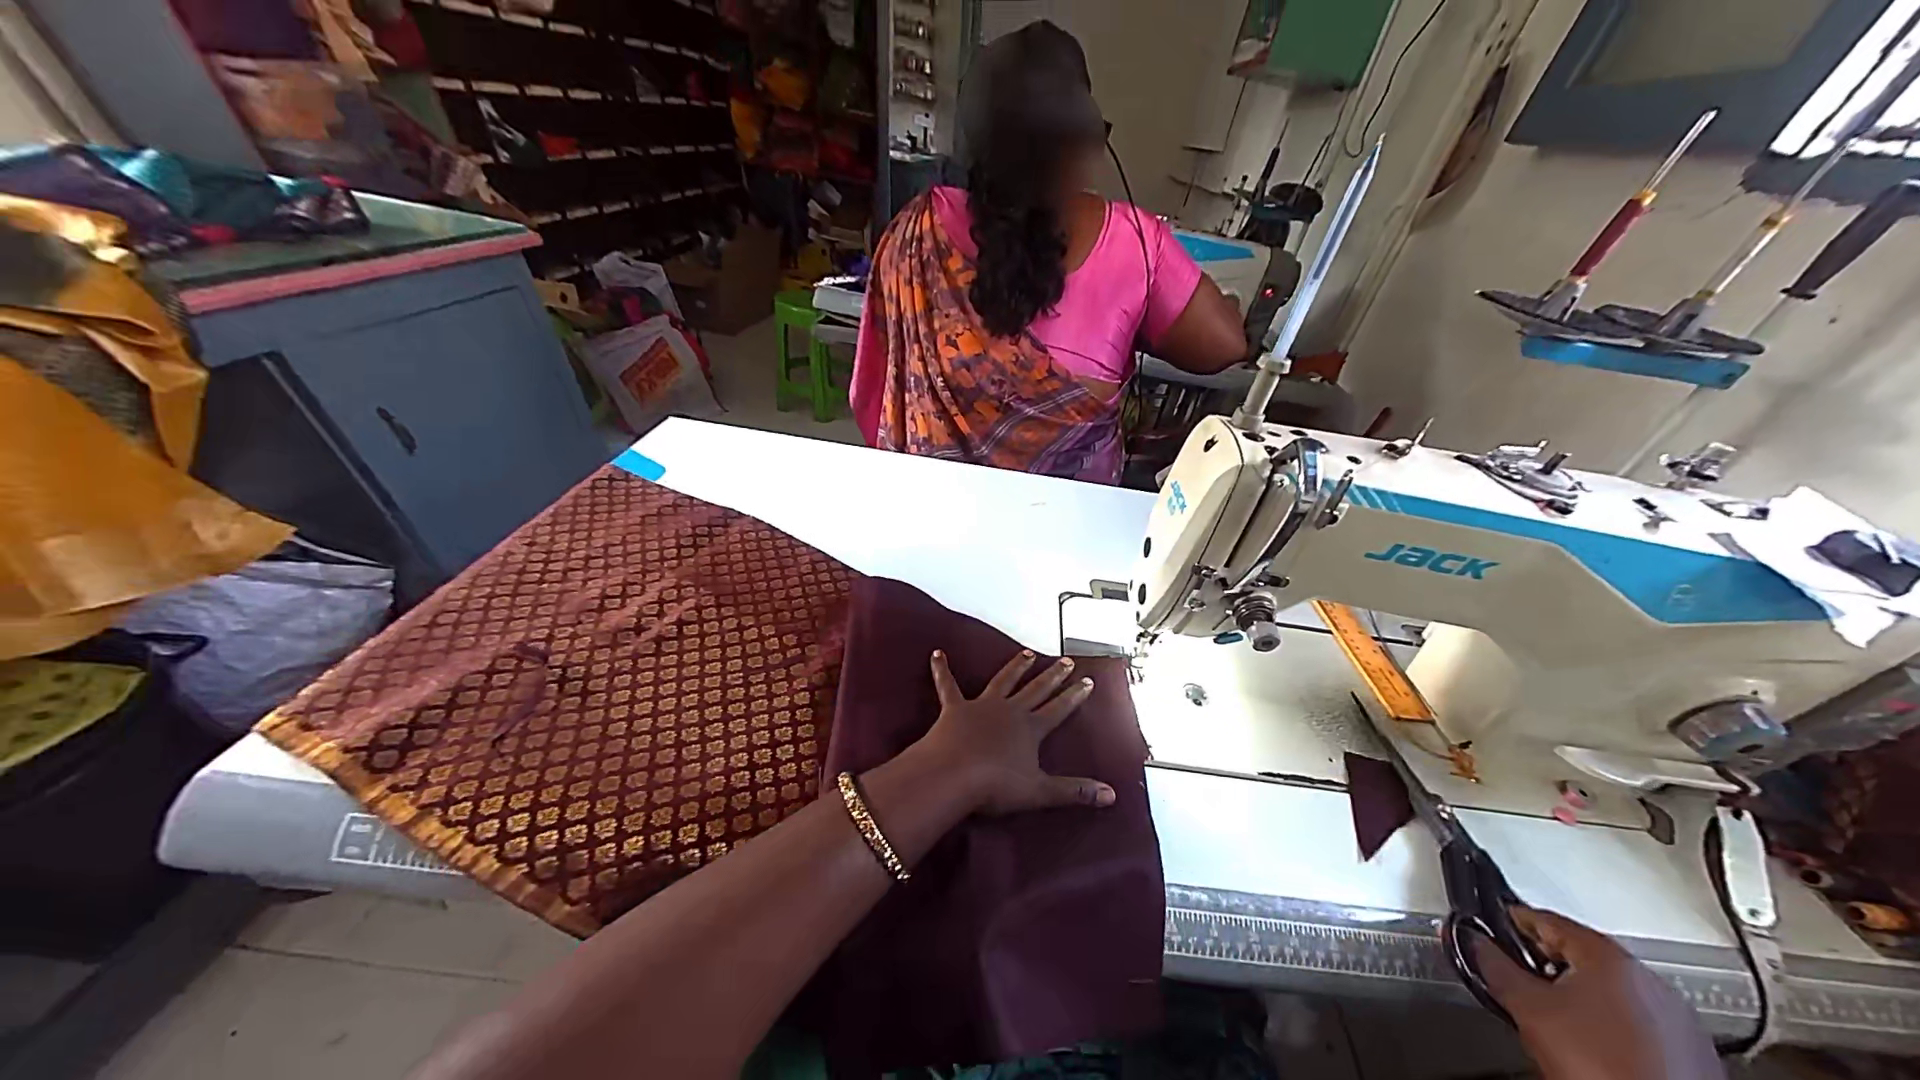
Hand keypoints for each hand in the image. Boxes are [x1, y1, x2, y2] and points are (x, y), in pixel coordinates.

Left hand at [917, 648, 1112, 815]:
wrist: (953, 775)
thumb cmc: (994, 785)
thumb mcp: (1040, 791)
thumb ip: (1075, 791)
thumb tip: (1110, 795)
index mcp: (1030, 728)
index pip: (1059, 709)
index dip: (1074, 696)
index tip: (1087, 681)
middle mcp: (1009, 711)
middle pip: (1036, 689)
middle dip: (1052, 676)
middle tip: (1065, 661)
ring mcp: (981, 706)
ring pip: (1003, 680)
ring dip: (1015, 667)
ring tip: (1027, 654)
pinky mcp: (954, 709)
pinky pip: (948, 685)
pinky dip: (942, 670)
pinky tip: (937, 654)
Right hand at [1470, 908, 1723, 1079]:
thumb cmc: (1606, 1066)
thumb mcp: (1527, 1006)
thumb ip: (1493, 965)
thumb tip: (1473, 941)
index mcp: (1608, 955)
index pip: (1545, 918)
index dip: (1510, 922)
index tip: (1491, 926)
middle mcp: (1647, 978)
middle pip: (1576, 953)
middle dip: (1542, 963)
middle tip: (1516, 978)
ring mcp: (1674, 1016)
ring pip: (1607, 988)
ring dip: (1575, 994)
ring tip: (1553, 1017)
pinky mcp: (1688, 1051)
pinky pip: (1633, 1020)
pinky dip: (1607, 1023)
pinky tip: (1591, 1044)